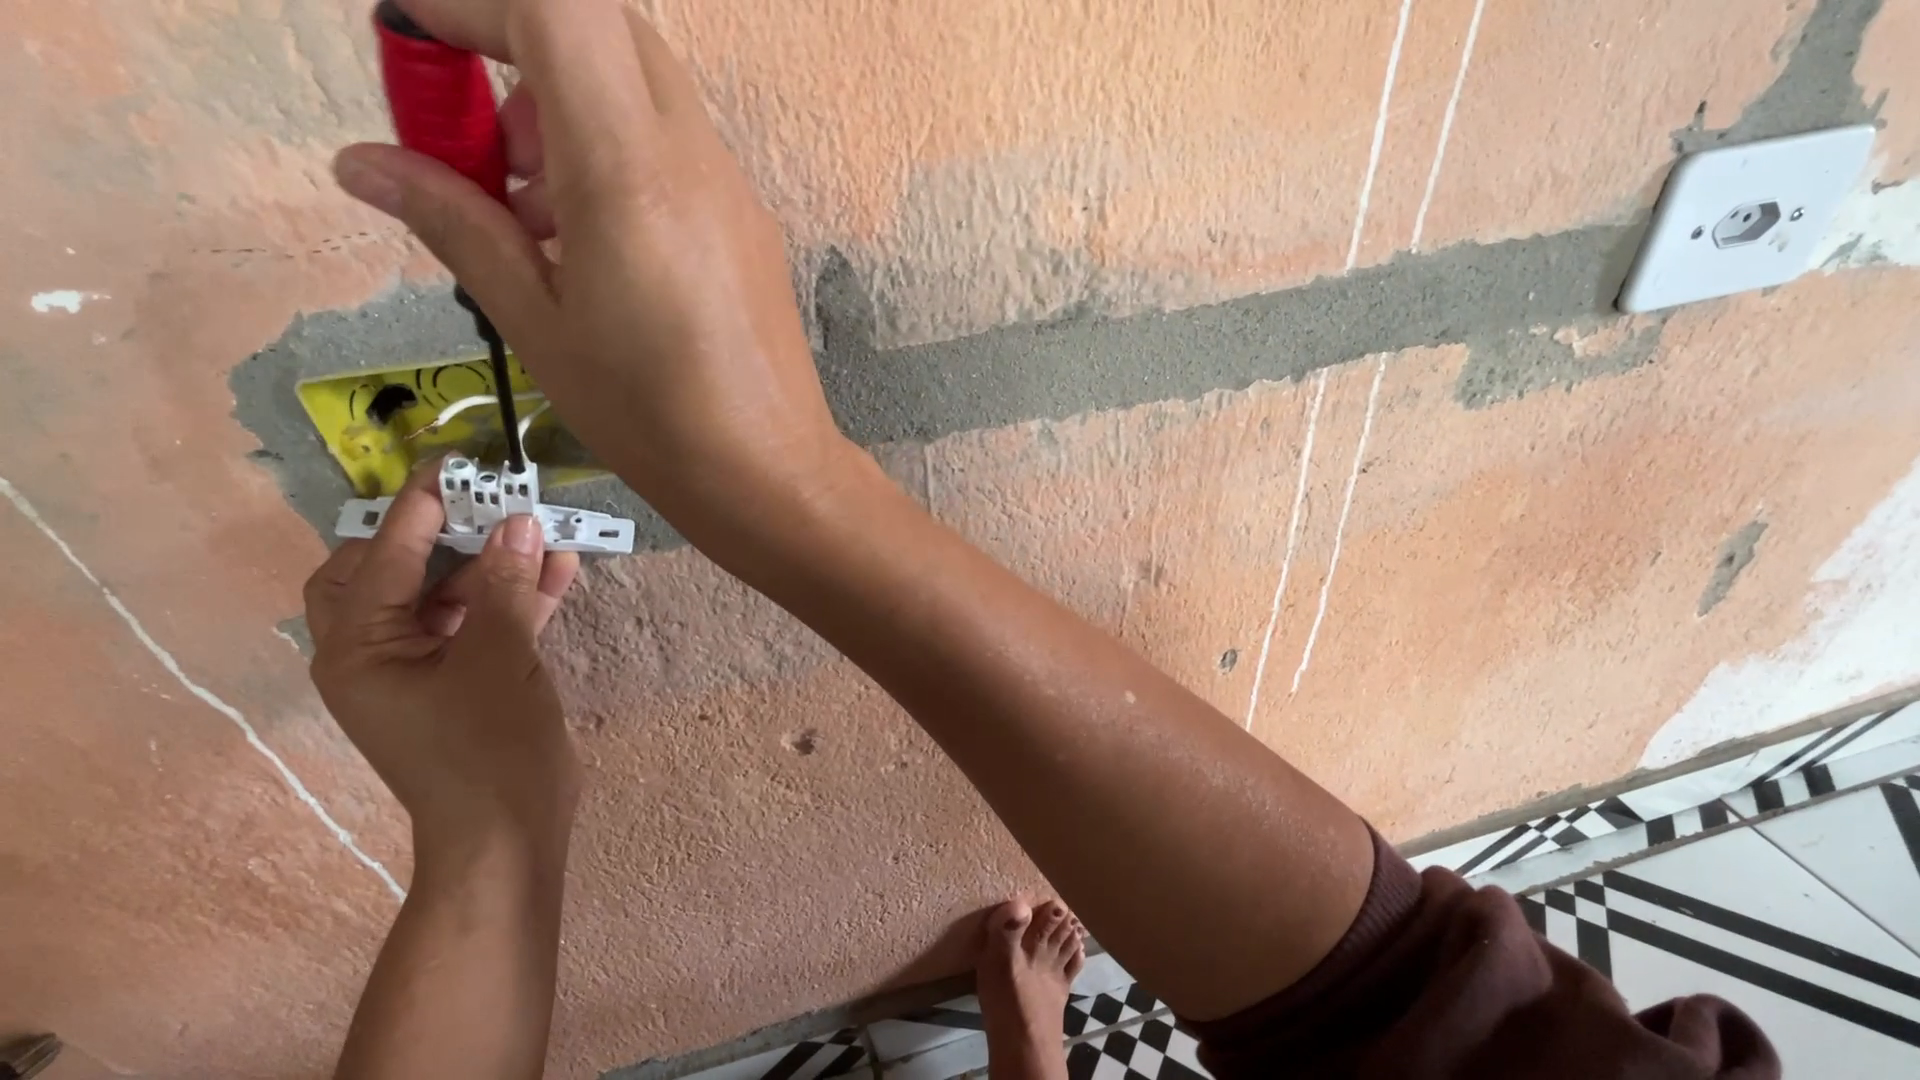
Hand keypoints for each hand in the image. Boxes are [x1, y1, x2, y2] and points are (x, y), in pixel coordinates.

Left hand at [305, 463, 582, 856]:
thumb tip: (521, 523)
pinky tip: (561, 569)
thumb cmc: (487, 747)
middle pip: (389, 571)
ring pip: (445, 594)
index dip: (419, 507)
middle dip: (436, 533)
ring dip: (489, 563)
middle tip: (480, 503)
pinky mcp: (466, 679)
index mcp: (359, 649)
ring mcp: (423, 667)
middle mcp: (377, 652)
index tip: (452, 464)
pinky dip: (515, 597)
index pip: (384, 558)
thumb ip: (507, 586)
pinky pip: (482, 624)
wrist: (510, 833)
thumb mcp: (498, 657)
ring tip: (537, 528)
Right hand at [333, 0, 857, 548]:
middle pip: (604, 28)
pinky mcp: (748, 220)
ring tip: (531, 214)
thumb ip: (455, 225)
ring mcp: (733, 187)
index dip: (475, 2)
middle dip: (519, 52)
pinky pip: (677, 145)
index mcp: (631, 171)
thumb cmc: (648, 413)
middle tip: (483, 150)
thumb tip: (364, 163)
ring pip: (643, 85)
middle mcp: (694, 157)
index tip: (418, 45)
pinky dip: (618, 153)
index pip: (560, 6)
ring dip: (568, 110)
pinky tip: (591, 242)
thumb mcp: (537, 324)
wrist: (767, 470)